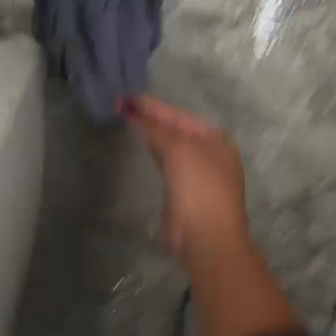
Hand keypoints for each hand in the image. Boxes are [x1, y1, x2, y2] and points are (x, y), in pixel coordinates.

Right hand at [121, 95, 250, 260]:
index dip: (151, 105)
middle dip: (149, 116)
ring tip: (125, 117)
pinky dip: (152, 149)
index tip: (126, 96)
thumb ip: (155, 130)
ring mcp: (196, 173)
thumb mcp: (178, 150)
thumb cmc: (199, 188)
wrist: (208, 239)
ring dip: (149, 131)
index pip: (177, 114)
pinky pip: (165, 162)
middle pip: (173, 128)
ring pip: (168, 144)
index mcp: (214, 139)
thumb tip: (134, 115)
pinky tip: (139, 141)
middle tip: (121, 103)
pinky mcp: (183, 190)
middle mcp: (208, 152)